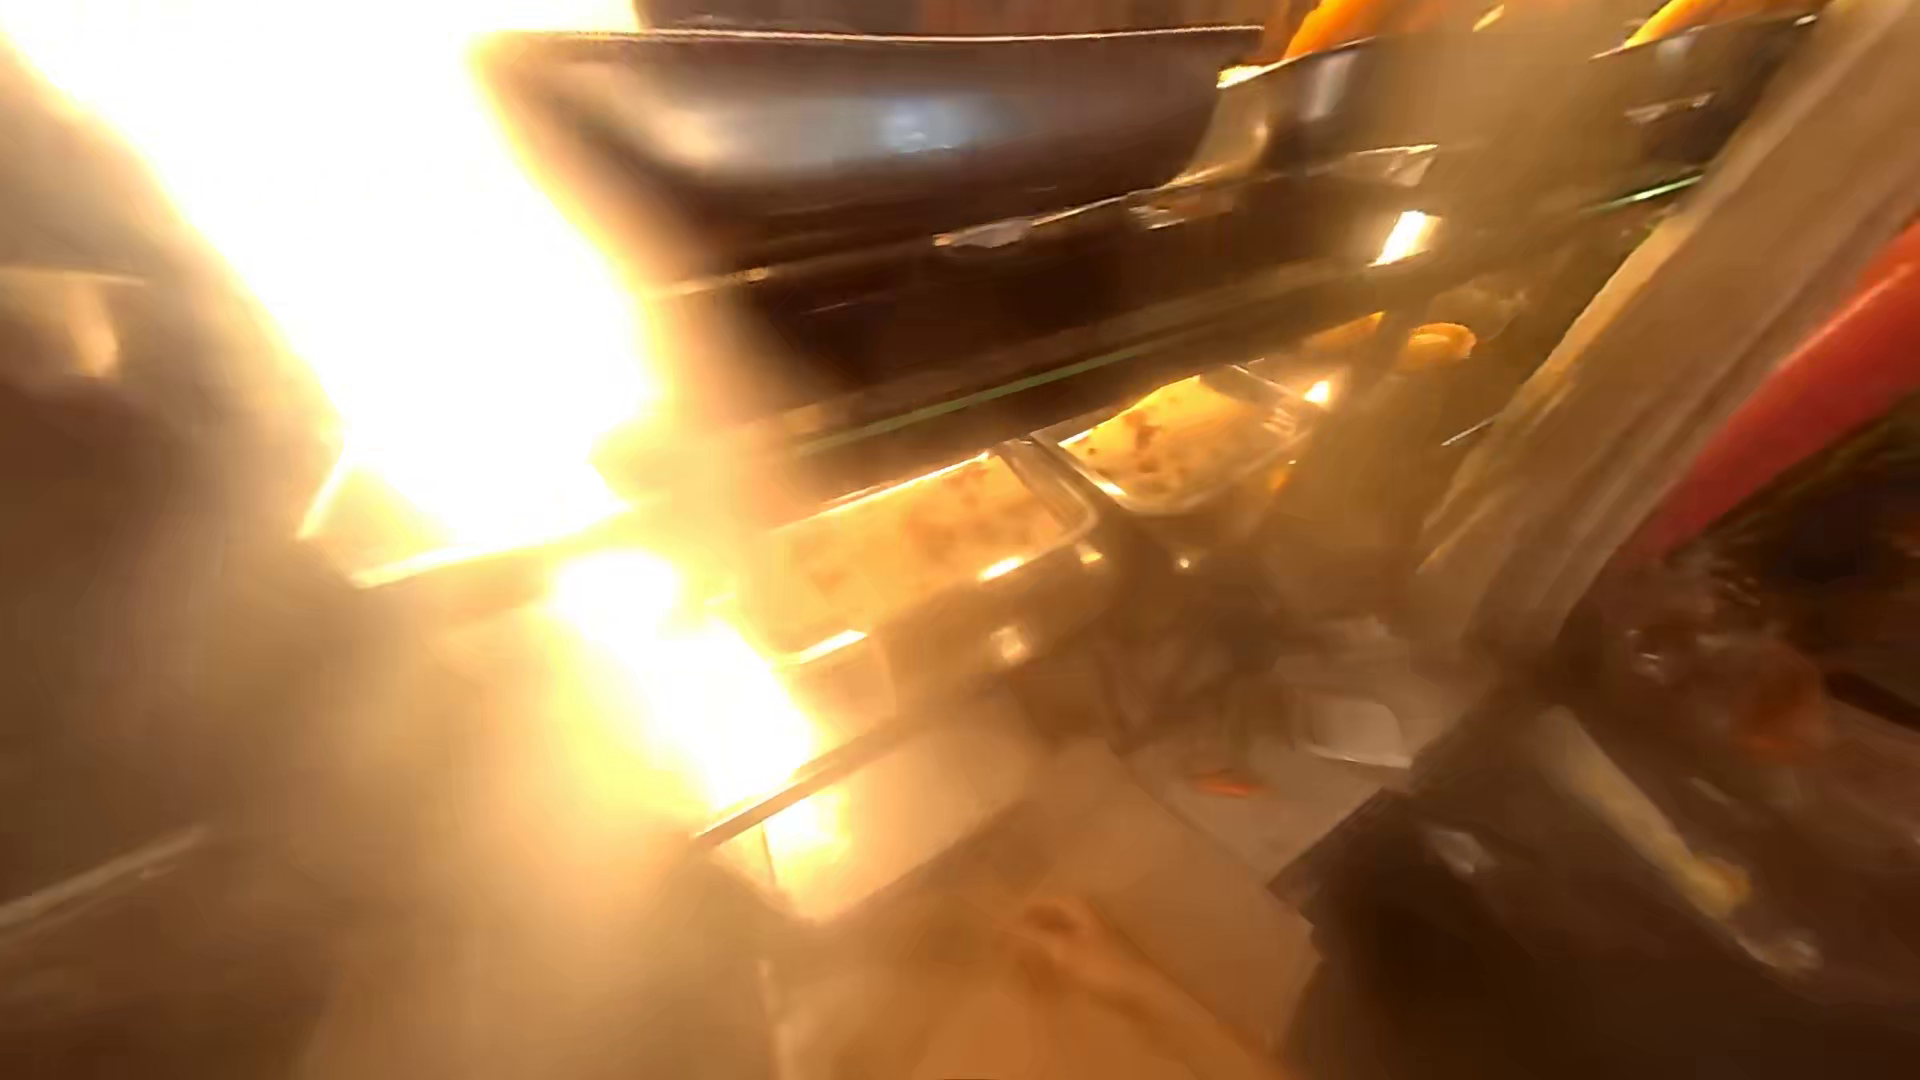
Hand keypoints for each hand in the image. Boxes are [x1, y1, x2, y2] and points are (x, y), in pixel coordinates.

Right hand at [1009, 898, 1176, 1017]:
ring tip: (1021, 973)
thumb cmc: (1104, 967)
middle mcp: (1083, 916)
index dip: (1017, 916)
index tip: (997, 933)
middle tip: (1007, 956)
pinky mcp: (1100, 963)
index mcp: (1075, 905)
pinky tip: (1045, 985)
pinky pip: (1067, 961)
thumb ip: (1030, 936)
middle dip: (1026, 938)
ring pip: (1056, 943)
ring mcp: (1093, 939)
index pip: (1037, 903)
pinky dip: (1053, 970)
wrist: (1147, 999)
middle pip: (1047, 922)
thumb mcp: (1062, 951)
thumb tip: (1001, 923)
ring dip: (1038, 956)